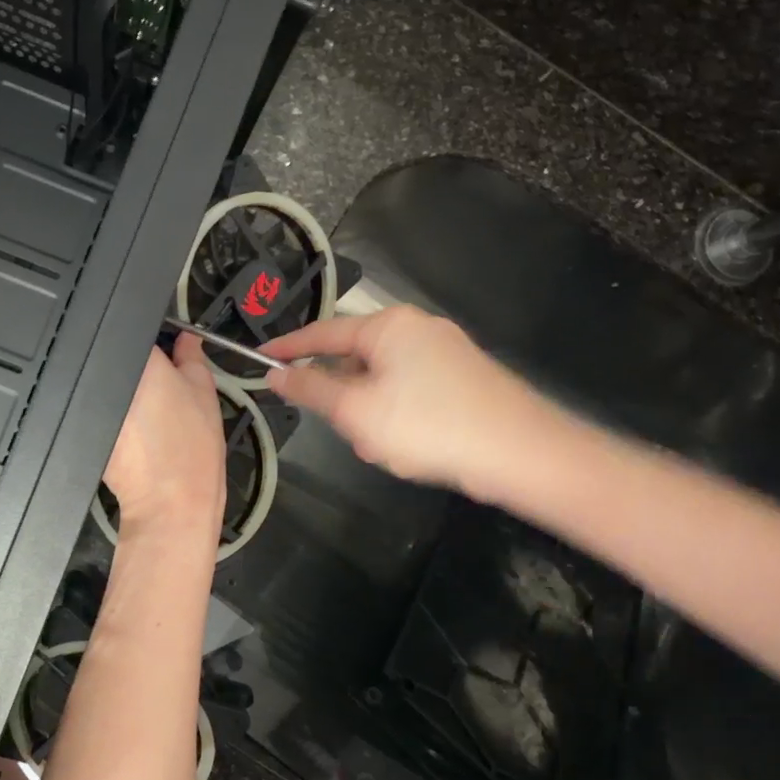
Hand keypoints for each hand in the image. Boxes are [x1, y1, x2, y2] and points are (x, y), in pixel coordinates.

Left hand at [104, 333, 226, 535]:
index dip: (152, 337)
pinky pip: (97, 406)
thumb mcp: (203, 391)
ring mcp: (91, 402)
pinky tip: (134, 429)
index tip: (164, 351)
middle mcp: (107, 377)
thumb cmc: (191, 449)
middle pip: (116, 355)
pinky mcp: (82, 427)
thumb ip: (191, 357)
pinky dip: (112, 411)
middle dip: (134, 363)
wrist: (171, 500)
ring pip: (105, 381)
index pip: (138, 328)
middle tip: (159, 384)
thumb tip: (187, 340)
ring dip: (122, 387)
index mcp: (139, 360)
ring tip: (147, 411)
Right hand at [262, 306, 568, 496]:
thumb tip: (276, 374)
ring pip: (382, 382)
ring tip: (387, 447)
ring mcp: (445, 351)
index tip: (259, 358)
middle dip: (343, 398)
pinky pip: (410, 391)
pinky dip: (398, 417)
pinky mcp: (464, 378)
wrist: (520, 453)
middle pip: (354, 359)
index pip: (322, 331)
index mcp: (388, 325)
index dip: (288, 348)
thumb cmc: (428, 426)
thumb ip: (311, 390)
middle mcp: (418, 327)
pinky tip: (410, 447)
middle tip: (346, 431)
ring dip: (371, 415)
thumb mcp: (355, 411)